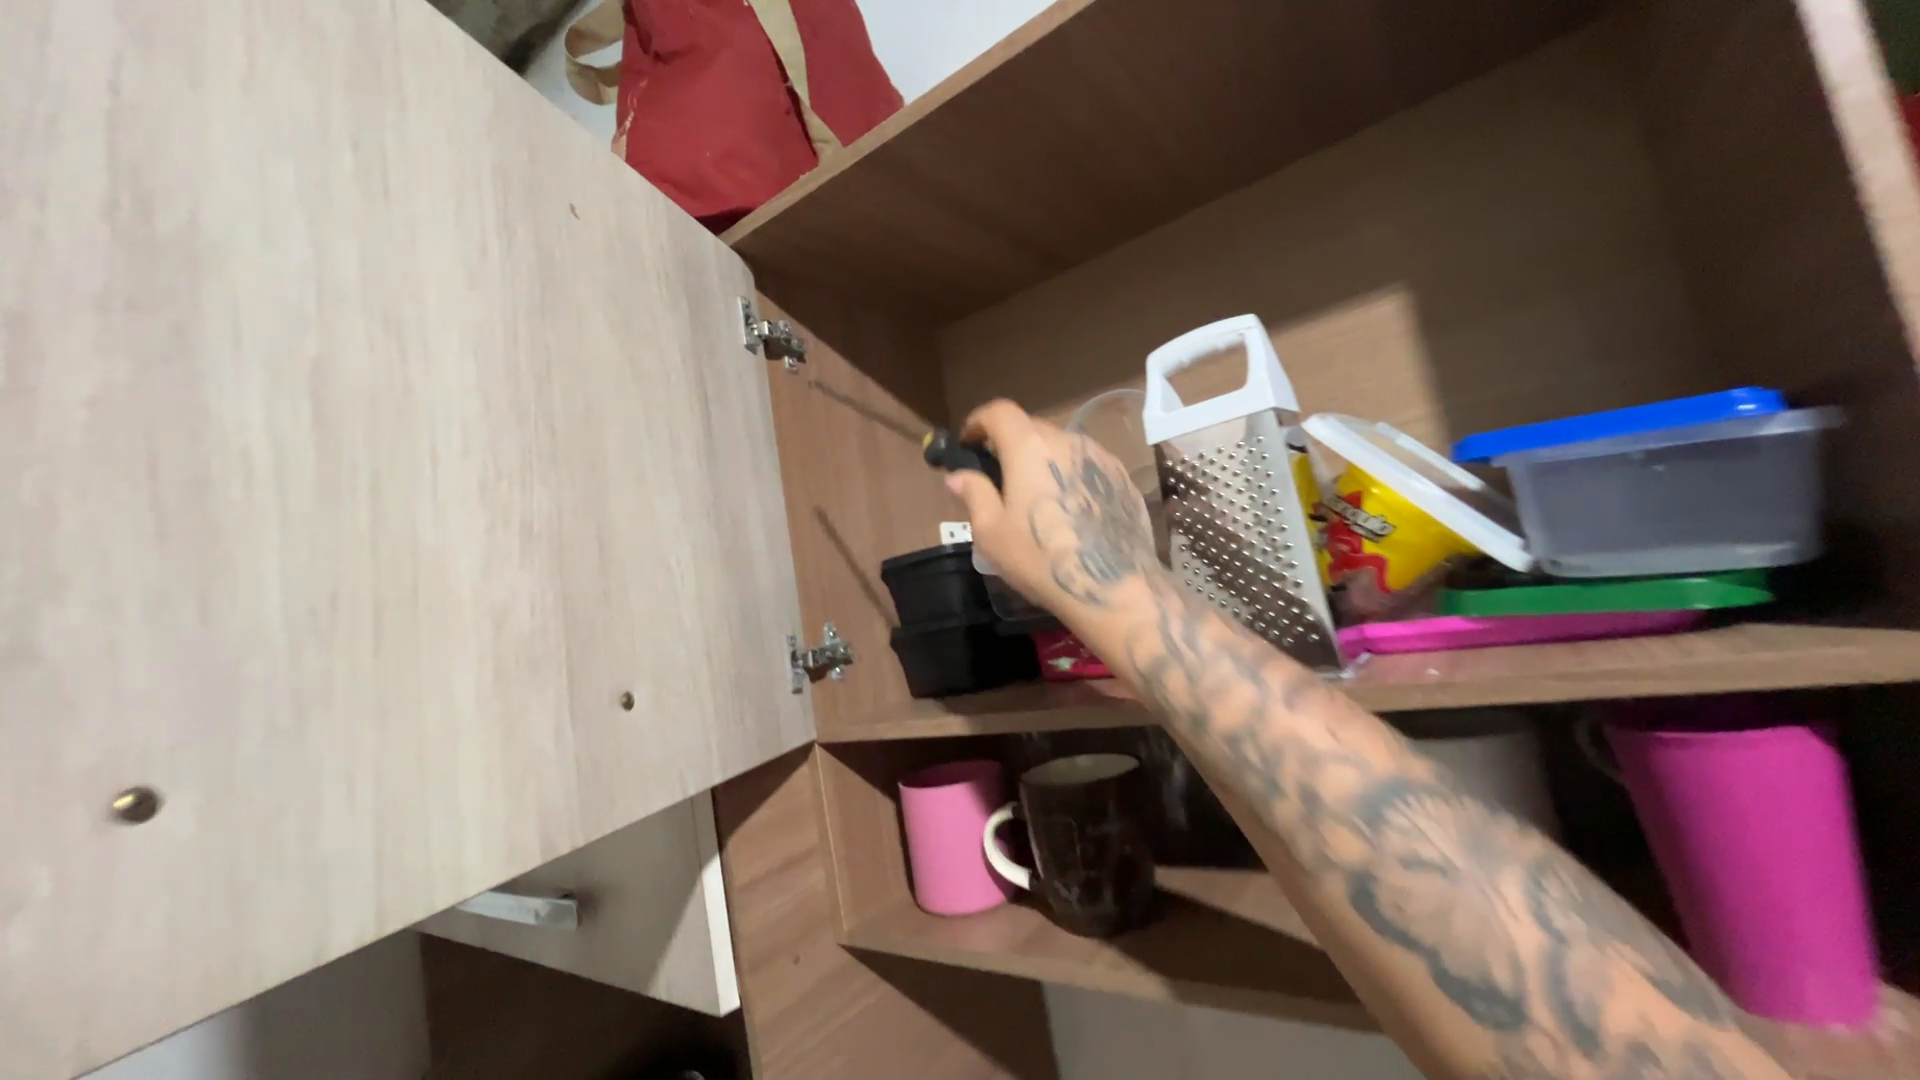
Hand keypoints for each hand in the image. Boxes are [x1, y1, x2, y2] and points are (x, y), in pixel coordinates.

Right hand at [944, 400, 1160, 623]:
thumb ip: (974, 493)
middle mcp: (1068, 440)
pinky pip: (1087, 467)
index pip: (999, 412)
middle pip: (1032, 428)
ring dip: (1044, 462)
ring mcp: (1102, 458)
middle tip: (999, 477)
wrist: (1114, 588)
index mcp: (1030, 447)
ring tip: (1037, 497)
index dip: (979, 421)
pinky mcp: (1123, 479)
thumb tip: (959, 475)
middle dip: (1011, 444)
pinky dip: (1071, 478)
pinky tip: (1070, 512)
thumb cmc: (1041, 559)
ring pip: (1063, 448)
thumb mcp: (992, 532)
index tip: (969, 442)